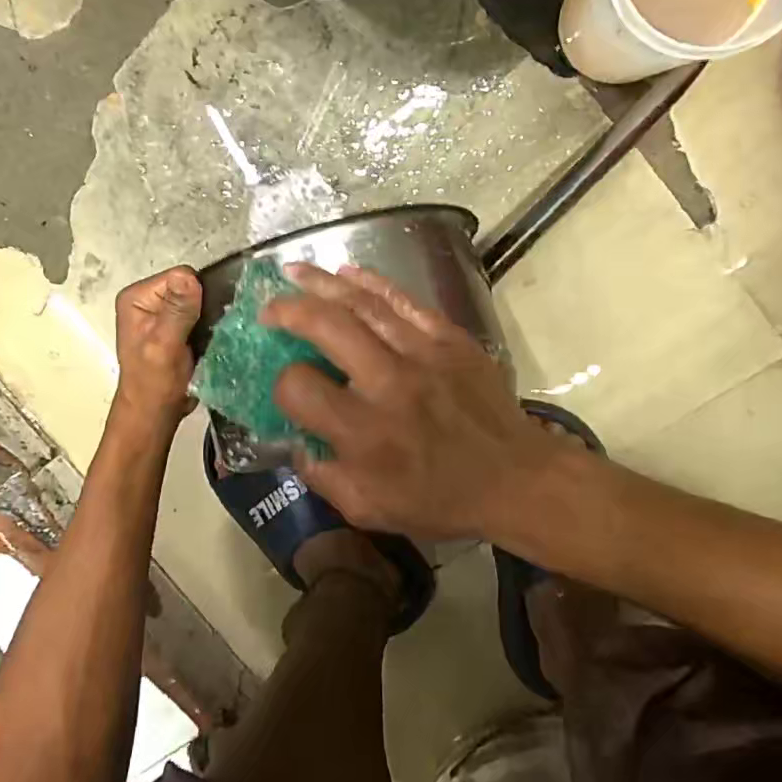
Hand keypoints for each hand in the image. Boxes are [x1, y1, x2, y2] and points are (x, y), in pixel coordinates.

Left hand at [113, 266, 201, 424]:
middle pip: (192, 287)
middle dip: (206, 306)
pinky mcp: (180, 327)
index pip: (181, 275)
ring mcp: (165, 313)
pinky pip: (204, 316)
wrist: (156, 413)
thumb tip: (190, 277)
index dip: (198, 295)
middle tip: (210, 331)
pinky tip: (214, 339)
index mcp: (137, 297)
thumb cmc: (155, 383)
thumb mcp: (165, 345)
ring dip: (212, 317)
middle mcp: (149, 299)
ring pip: (202, 301)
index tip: (201, 322)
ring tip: (213, 337)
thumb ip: (177, 311)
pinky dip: (212, 326)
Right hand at [262, 263, 567, 540]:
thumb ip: (322, 476)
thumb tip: (294, 440)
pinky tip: (348, 272)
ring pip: (364, 304)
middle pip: (327, 327)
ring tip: (295, 272)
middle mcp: (388, 383)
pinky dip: (373, 282)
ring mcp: (422, 354)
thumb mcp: (369, 509)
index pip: (299, 387)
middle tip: (268, 306)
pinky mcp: (450, 338)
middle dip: (288, 310)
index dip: (282, 383)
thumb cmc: (440, 499)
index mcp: (363, 432)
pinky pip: (404, 301)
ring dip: (323, 284)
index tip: (288, 386)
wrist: (513, 477)